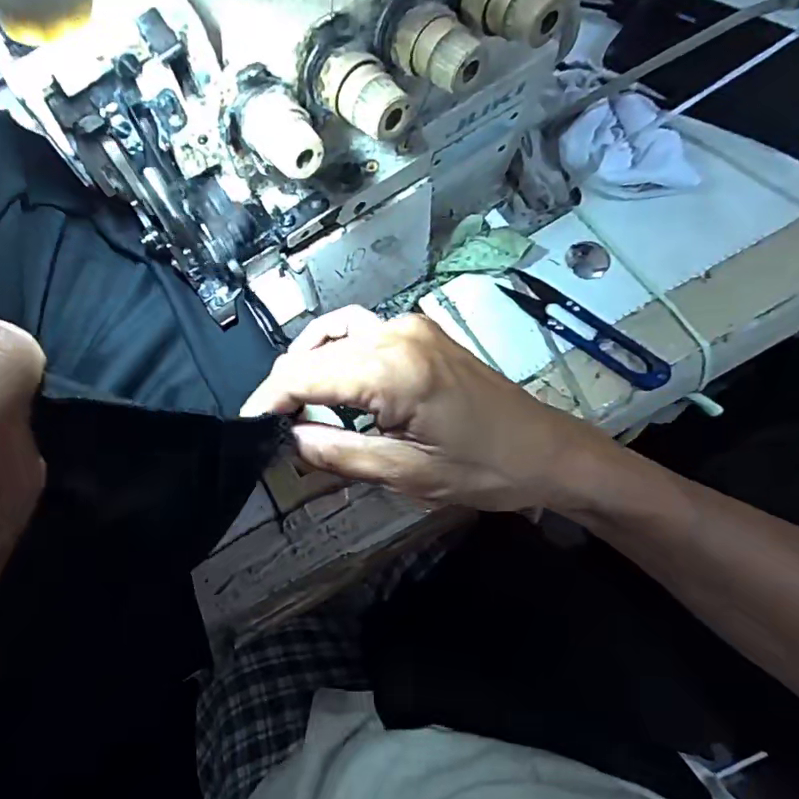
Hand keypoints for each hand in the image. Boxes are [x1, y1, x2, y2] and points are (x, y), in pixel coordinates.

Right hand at [240, 306, 612, 512]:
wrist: (549, 450)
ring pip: (329, 336)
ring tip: (302, 411)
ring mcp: (407, 325)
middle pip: (311, 353)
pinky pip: (355, 330)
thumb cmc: (485, 469)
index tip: (248, 427)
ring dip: (307, 370)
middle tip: (278, 432)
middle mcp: (394, 333)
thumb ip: (337, 453)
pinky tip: (334, 381)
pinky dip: (333, 352)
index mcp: (392, 369)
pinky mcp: (417, 329)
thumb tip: (288, 437)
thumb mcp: (406, 473)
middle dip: (285, 391)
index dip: (268, 400)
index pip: (304, 374)